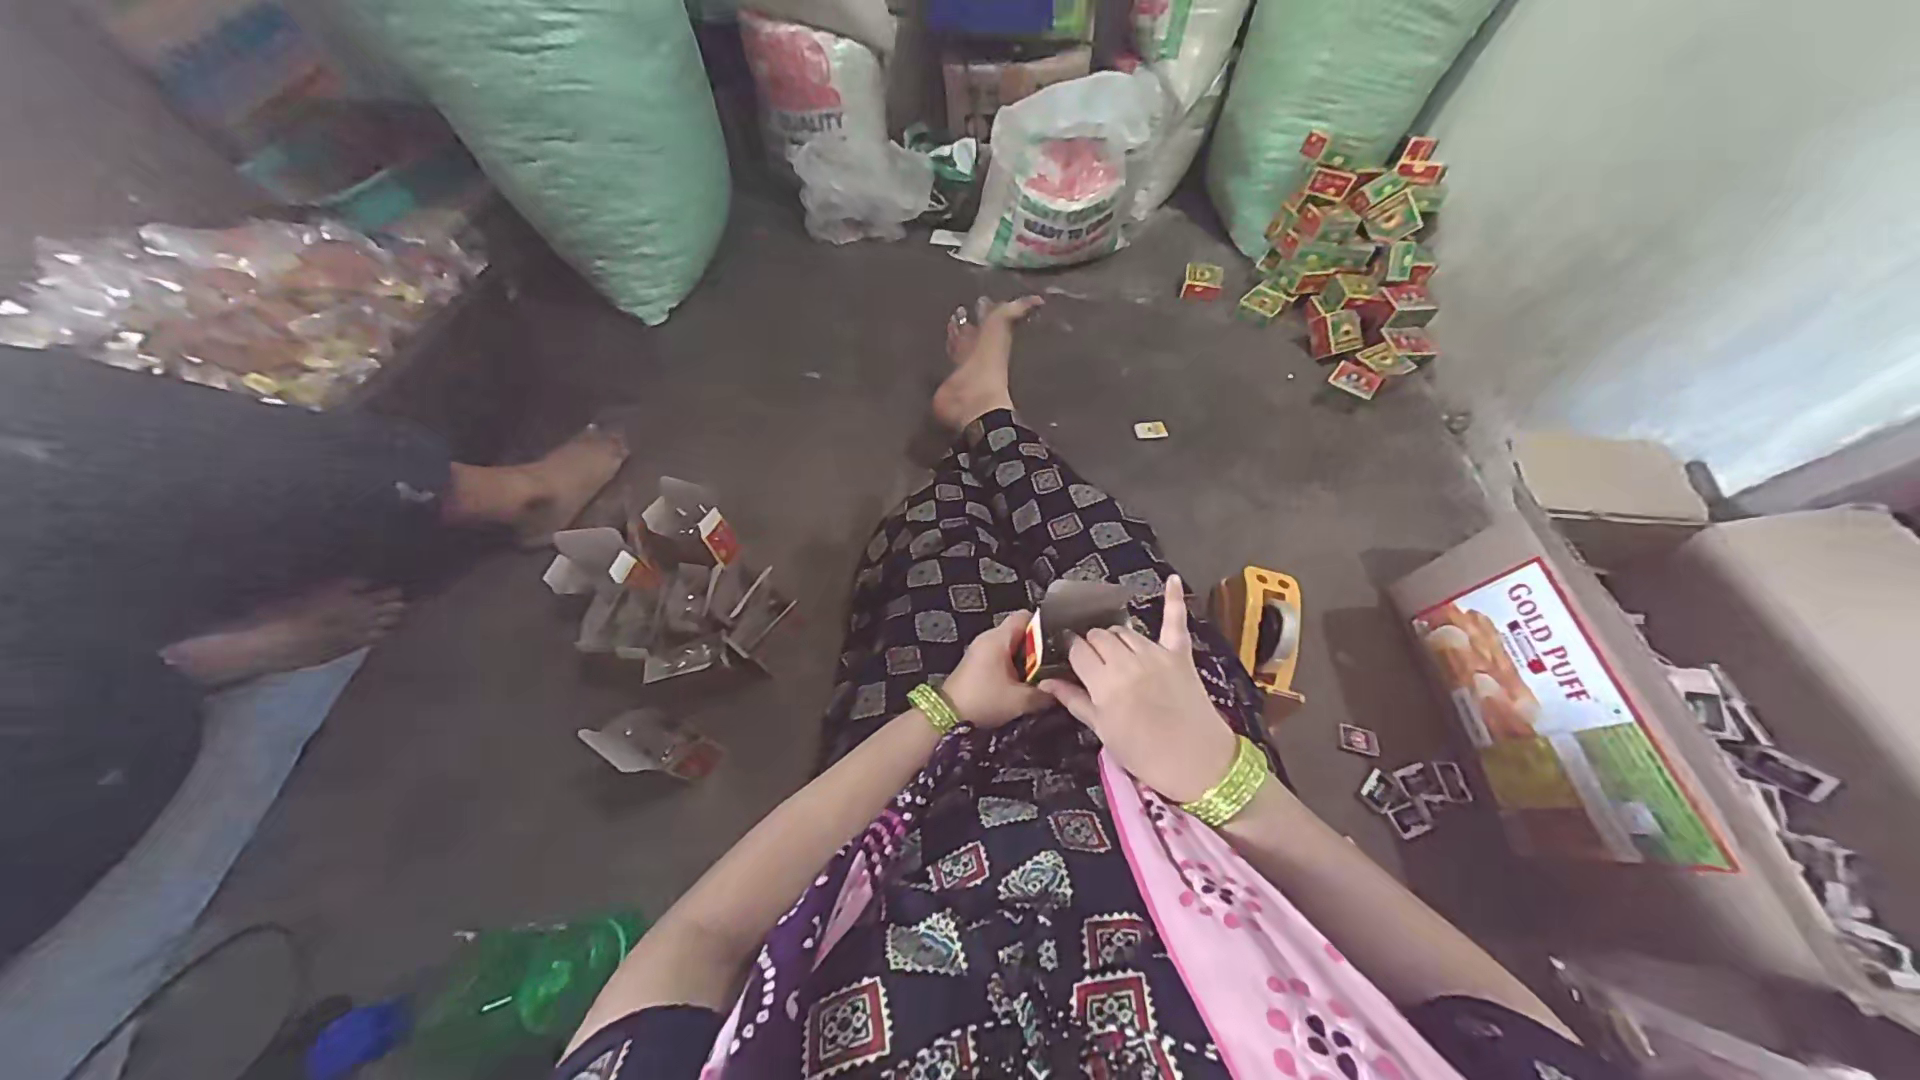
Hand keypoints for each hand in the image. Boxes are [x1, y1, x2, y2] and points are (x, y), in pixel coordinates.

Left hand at [941, 610, 1053, 728]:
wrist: (947, 716)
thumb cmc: (984, 701)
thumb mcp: (1020, 701)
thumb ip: (1044, 694)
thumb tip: (1061, 692)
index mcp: (998, 638)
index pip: (1024, 616)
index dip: (1043, 624)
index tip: (1058, 640)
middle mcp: (988, 637)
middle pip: (1018, 630)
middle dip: (1036, 645)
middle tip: (1054, 661)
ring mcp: (980, 649)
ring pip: (1010, 644)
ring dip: (1024, 657)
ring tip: (1042, 672)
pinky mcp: (976, 661)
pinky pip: (1000, 654)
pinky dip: (1012, 663)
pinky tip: (1023, 680)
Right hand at [1040, 576, 1238, 803]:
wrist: (1199, 765)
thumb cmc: (1145, 754)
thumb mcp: (1103, 732)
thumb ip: (1074, 700)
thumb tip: (1045, 683)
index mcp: (1104, 683)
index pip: (1077, 650)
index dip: (1069, 650)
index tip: (1066, 653)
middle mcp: (1128, 661)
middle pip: (1099, 636)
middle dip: (1090, 643)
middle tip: (1091, 660)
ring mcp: (1156, 654)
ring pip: (1124, 630)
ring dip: (1114, 636)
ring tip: (1113, 650)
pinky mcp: (1180, 654)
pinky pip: (1174, 621)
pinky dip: (1173, 600)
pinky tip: (1170, 579)